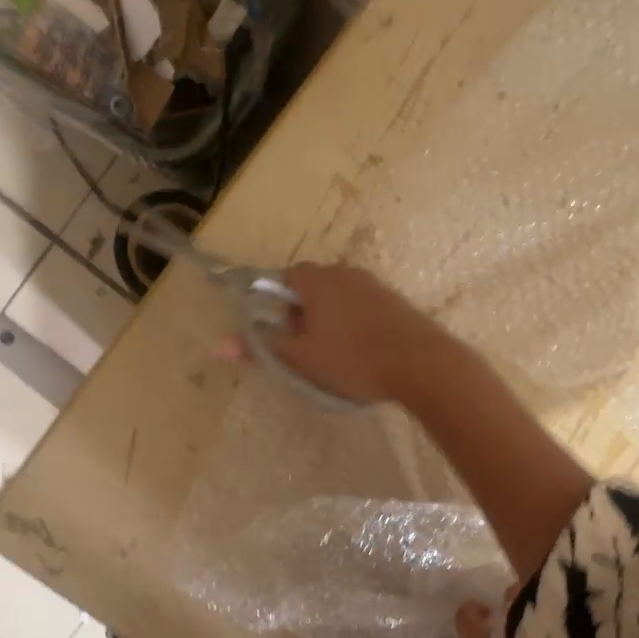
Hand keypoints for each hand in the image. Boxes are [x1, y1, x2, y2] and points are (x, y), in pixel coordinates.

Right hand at [215, 263, 446, 404]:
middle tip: (306, 351)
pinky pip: (363, 310)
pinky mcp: (396, 303)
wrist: (422, 364)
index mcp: (317, 280)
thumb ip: (260, 348)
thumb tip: (216, 345)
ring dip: (330, 324)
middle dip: (303, 316)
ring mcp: (375, 286)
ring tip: (335, 358)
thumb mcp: (300, 359)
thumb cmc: (352, 360)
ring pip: (339, 300)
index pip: (285, 277)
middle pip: (312, 288)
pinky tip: (362, 356)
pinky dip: (355, 328)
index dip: (277, 305)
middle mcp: (345, 273)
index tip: (283, 334)